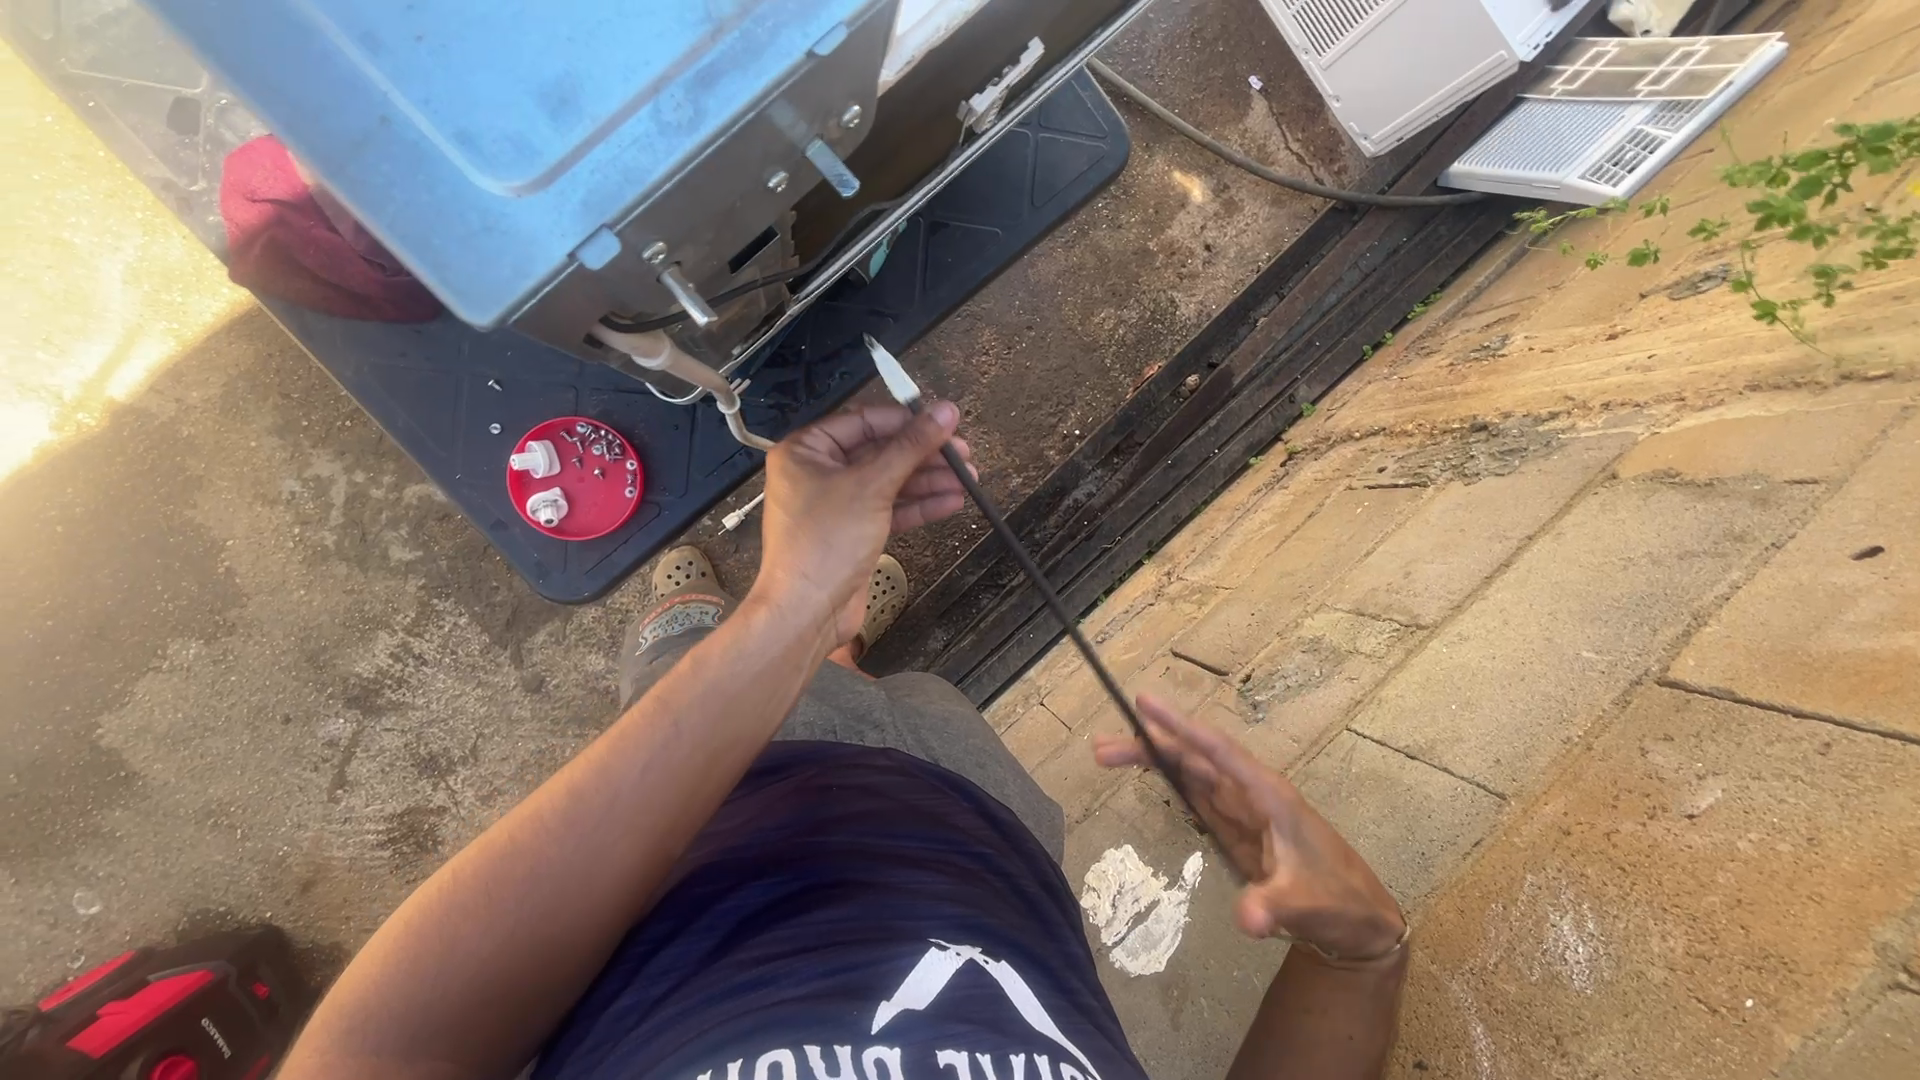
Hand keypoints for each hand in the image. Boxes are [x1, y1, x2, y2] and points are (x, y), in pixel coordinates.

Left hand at [755, 401, 973, 644]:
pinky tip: (950, 501)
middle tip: (960, 453)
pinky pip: (891, 509)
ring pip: (890, 482)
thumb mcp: (872, 486)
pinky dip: (919, 506)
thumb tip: (942, 414)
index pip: (864, 422)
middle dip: (923, 455)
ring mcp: (837, 505)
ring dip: (928, 481)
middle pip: (881, 452)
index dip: (905, 421)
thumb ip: (911, 447)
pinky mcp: (854, 532)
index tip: (941, 421)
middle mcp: (818, 474)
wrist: (808, 611)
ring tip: (966, 479)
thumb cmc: (819, 548)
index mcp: (806, 451)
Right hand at [1094, 695, 1405, 960]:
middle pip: (1194, 758)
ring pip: (1190, 772)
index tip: (1144, 702)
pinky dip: (1169, 778)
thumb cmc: (1337, 902)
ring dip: (1153, 760)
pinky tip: (1147, 770)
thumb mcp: (1306, 906)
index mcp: (1267, 795)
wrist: (1359, 918)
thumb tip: (1245, 919)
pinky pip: (1196, 792)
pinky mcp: (1235, 825)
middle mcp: (1250, 792)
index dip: (1180, 727)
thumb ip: (1274, 907)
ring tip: (1107, 754)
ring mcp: (1241, 808)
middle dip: (1150, 746)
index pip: (1216, 752)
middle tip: (1101, 749)